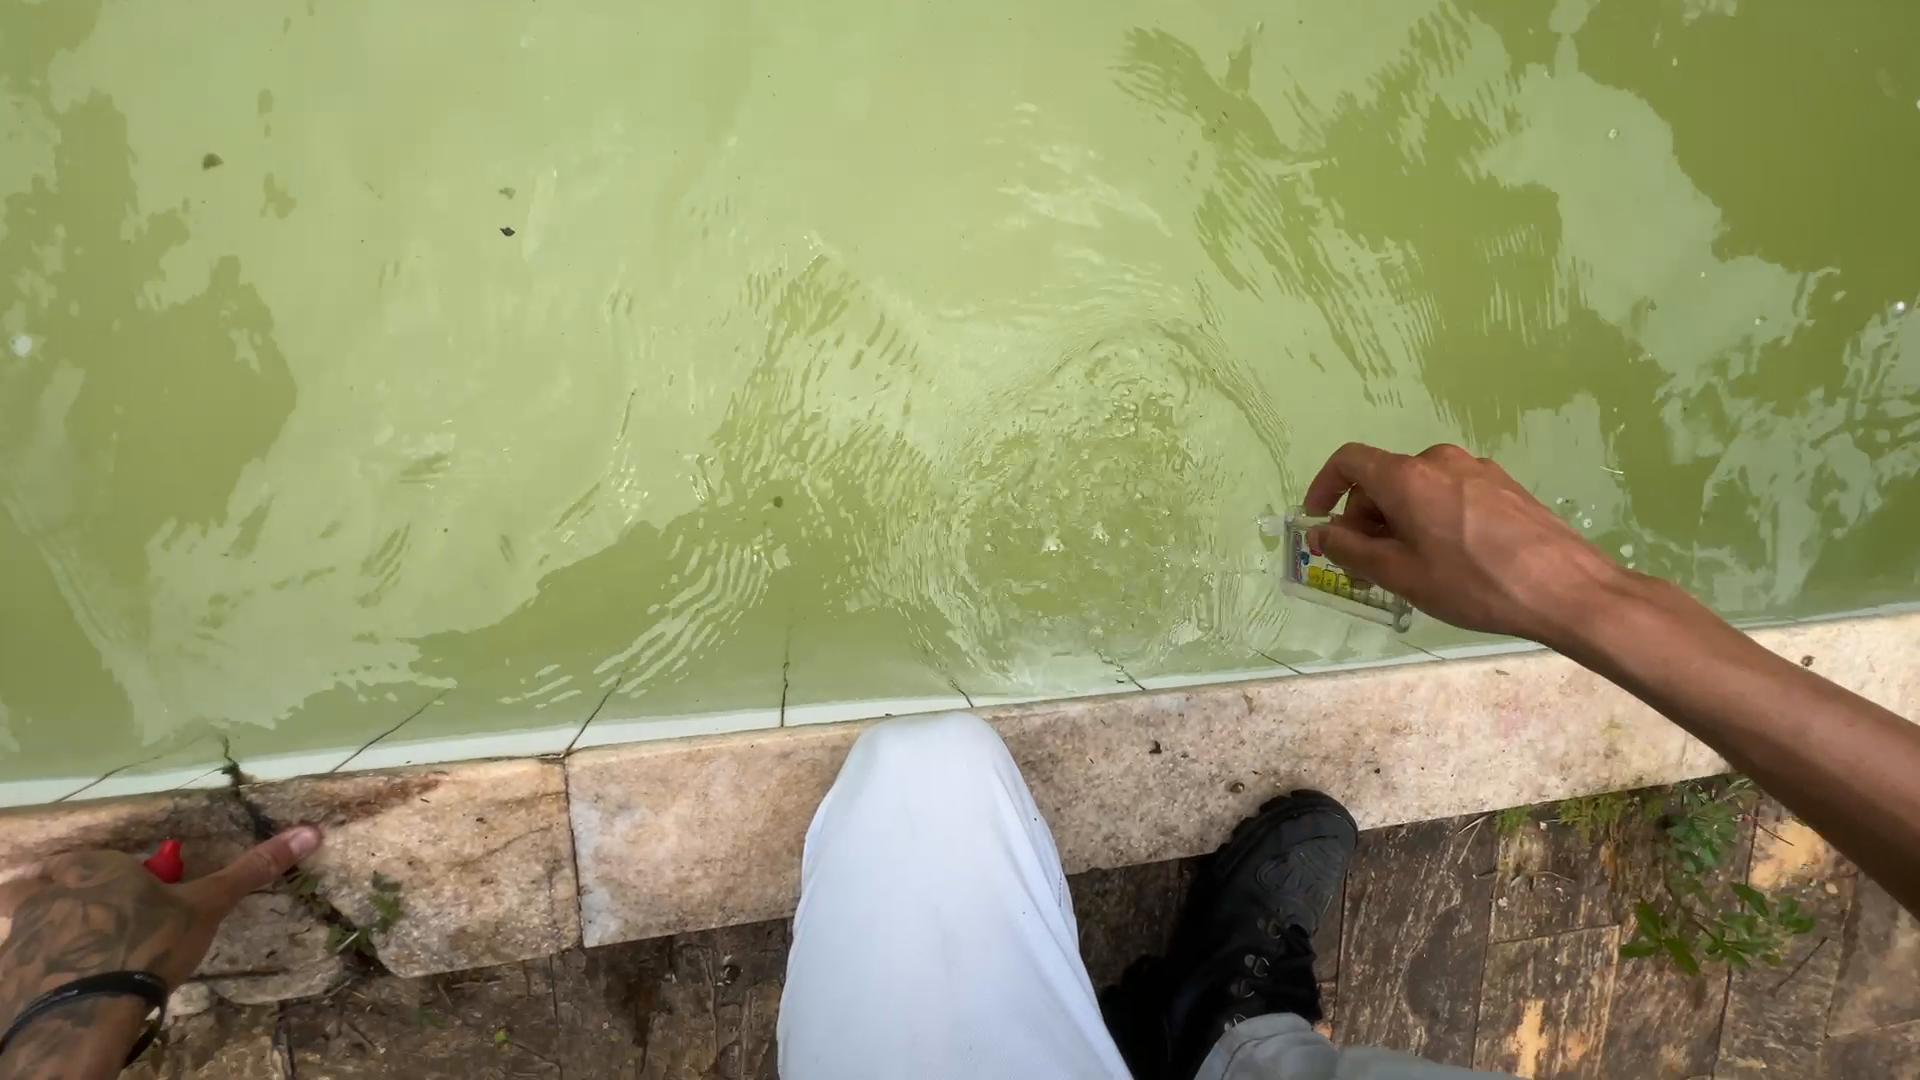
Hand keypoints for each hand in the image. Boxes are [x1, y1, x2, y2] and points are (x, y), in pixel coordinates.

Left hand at [0, 827, 320, 1077]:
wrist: (85, 1012)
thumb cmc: (149, 941)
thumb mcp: (210, 904)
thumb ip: (252, 869)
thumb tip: (311, 832)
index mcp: (92, 872)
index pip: (75, 859)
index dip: (89, 867)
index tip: (109, 878)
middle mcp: (49, 901)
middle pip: (29, 891)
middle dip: (44, 895)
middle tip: (76, 908)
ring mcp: (20, 943)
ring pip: (24, 929)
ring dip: (46, 933)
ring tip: (80, 950)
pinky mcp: (8, 983)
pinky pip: (22, 966)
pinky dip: (39, 969)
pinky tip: (68, 981)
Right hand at [1302, 442, 1624, 641]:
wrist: (1570, 591)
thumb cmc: (1473, 583)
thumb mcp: (1398, 574)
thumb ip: (1349, 549)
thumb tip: (1322, 533)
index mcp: (1407, 477)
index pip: (1348, 461)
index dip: (1324, 486)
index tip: (1320, 520)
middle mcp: (1440, 461)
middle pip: (1382, 479)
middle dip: (1363, 517)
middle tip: (1366, 563)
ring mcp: (1477, 470)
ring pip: (1416, 488)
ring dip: (1397, 520)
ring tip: (1407, 564)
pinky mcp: (1504, 486)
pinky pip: (1448, 493)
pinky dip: (1430, 516)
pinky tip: (1447, 556)